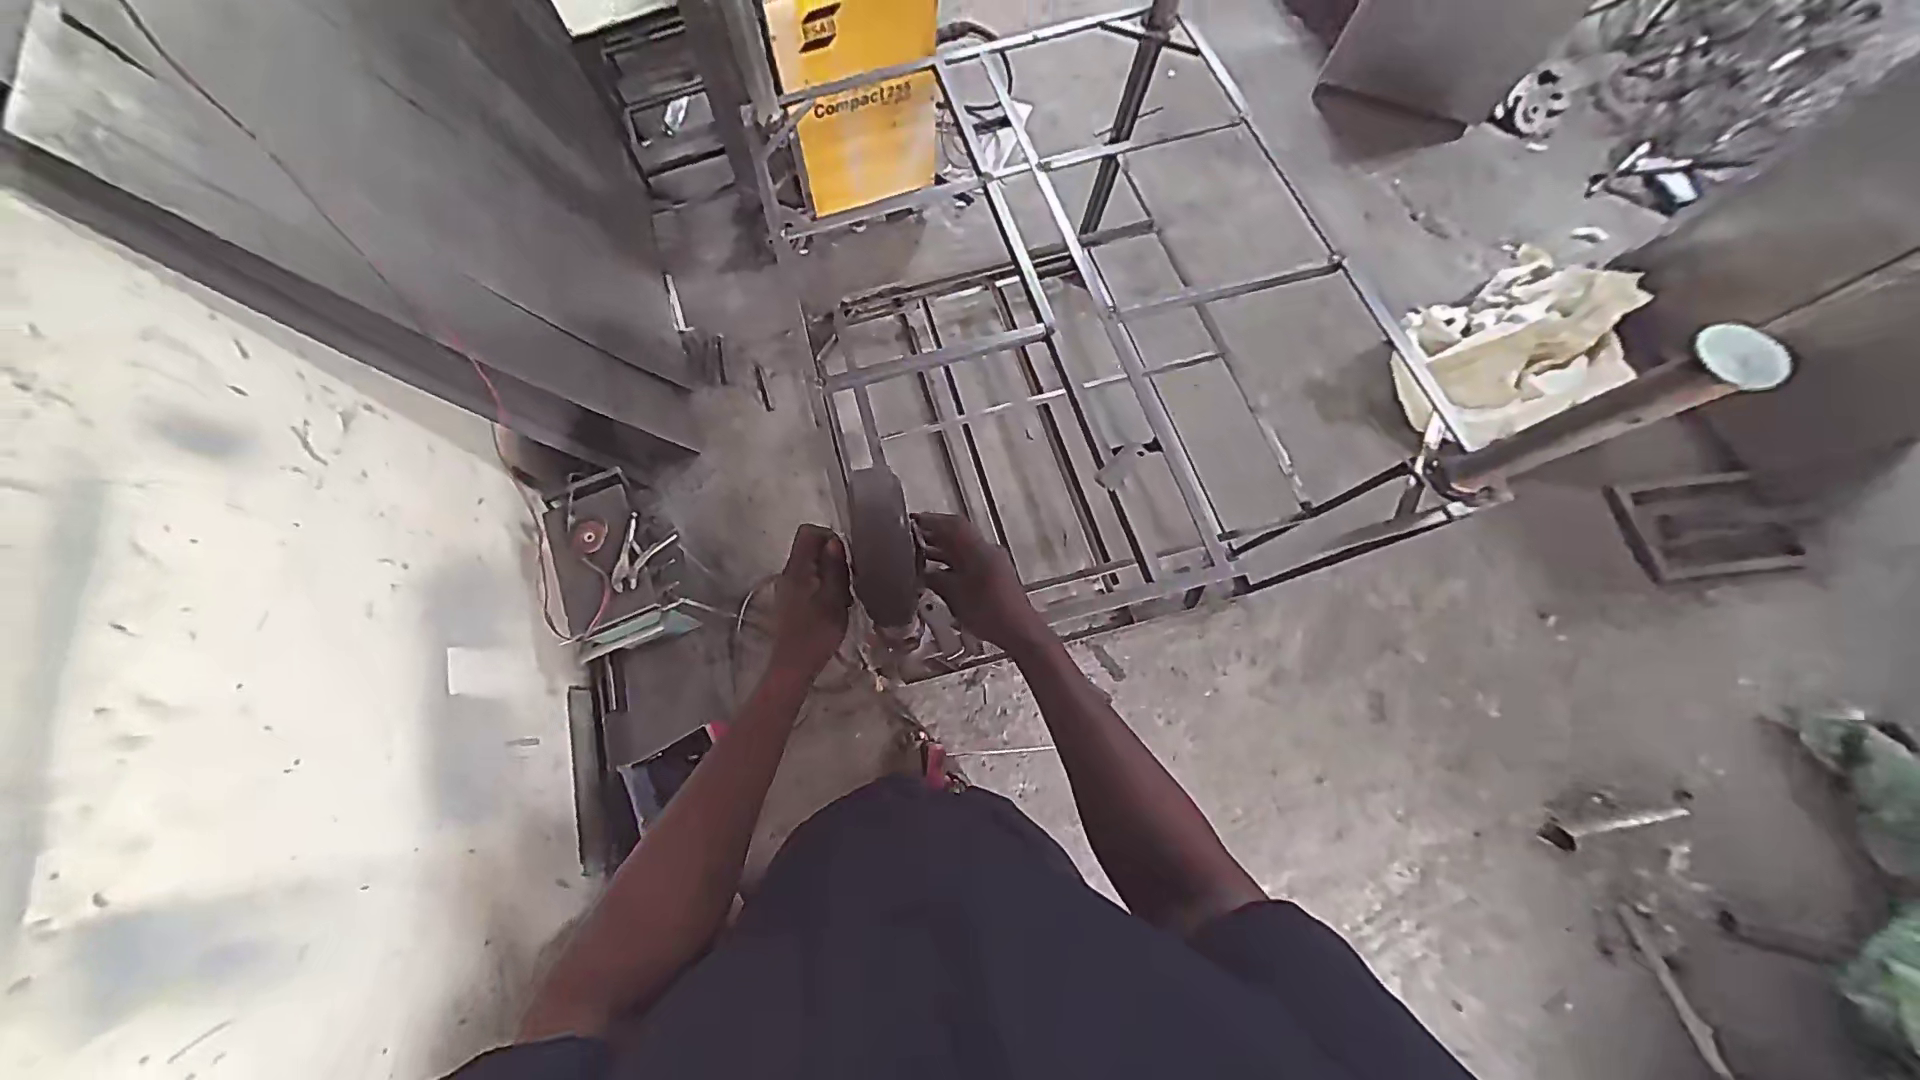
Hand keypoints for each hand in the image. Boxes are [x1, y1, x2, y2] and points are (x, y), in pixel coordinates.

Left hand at [769, 524, 850, 677]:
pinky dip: (824, 585)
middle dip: (832, 556)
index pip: (808, 532)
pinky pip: (809, 580)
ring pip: (811, 565)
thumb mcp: (834, 599)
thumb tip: (835, 540)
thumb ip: (834, 567)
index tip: (846, 555)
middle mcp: (789, 572)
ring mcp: (788, 587)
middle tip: (850, 576)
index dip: (829, 536)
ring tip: (845, 593)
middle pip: (809, 547)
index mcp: (797, 568)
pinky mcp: (791, 600)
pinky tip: (836, 604)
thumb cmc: (817, 633)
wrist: (794, 665)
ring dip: (830, 572)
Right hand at [913, 513, 1052, 655]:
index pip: (953, 525)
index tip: (912, 520)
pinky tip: (936, 573)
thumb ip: (936, 578)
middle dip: (934, 534)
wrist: (1018, 630)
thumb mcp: (954, 595)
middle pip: (958, 535)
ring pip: (963, 549)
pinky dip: (951, 563)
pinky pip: (968, 561)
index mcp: (978, 550)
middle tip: (910, 538)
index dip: (931, 520)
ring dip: (942, 549)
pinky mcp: (994, 575)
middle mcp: (986, 551)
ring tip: (918, 554)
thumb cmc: (987, 611)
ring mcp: (992, 563)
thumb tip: (922, 571)